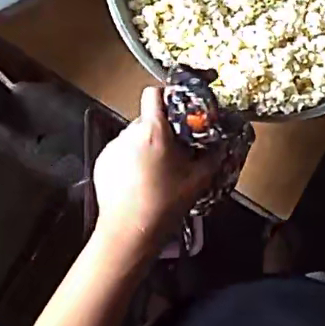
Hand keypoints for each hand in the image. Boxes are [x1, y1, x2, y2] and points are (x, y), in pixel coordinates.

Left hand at [92, 87, 216, 256]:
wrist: (129, 231)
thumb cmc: (163, 205)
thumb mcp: (198, 180)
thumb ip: (212, 155)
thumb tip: (221, 143)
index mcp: (153, 131)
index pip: (154, 93)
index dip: (167, 98)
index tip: (178, 111)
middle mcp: (129, 134)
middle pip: (146, 119)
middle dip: (160, 131)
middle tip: (174, 152)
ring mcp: (113, 147)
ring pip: (133, 137)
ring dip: (145, 147)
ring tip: (156, 172)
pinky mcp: (103, 161)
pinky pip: (120, 152)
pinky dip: (130, 161)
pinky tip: (140, 181)